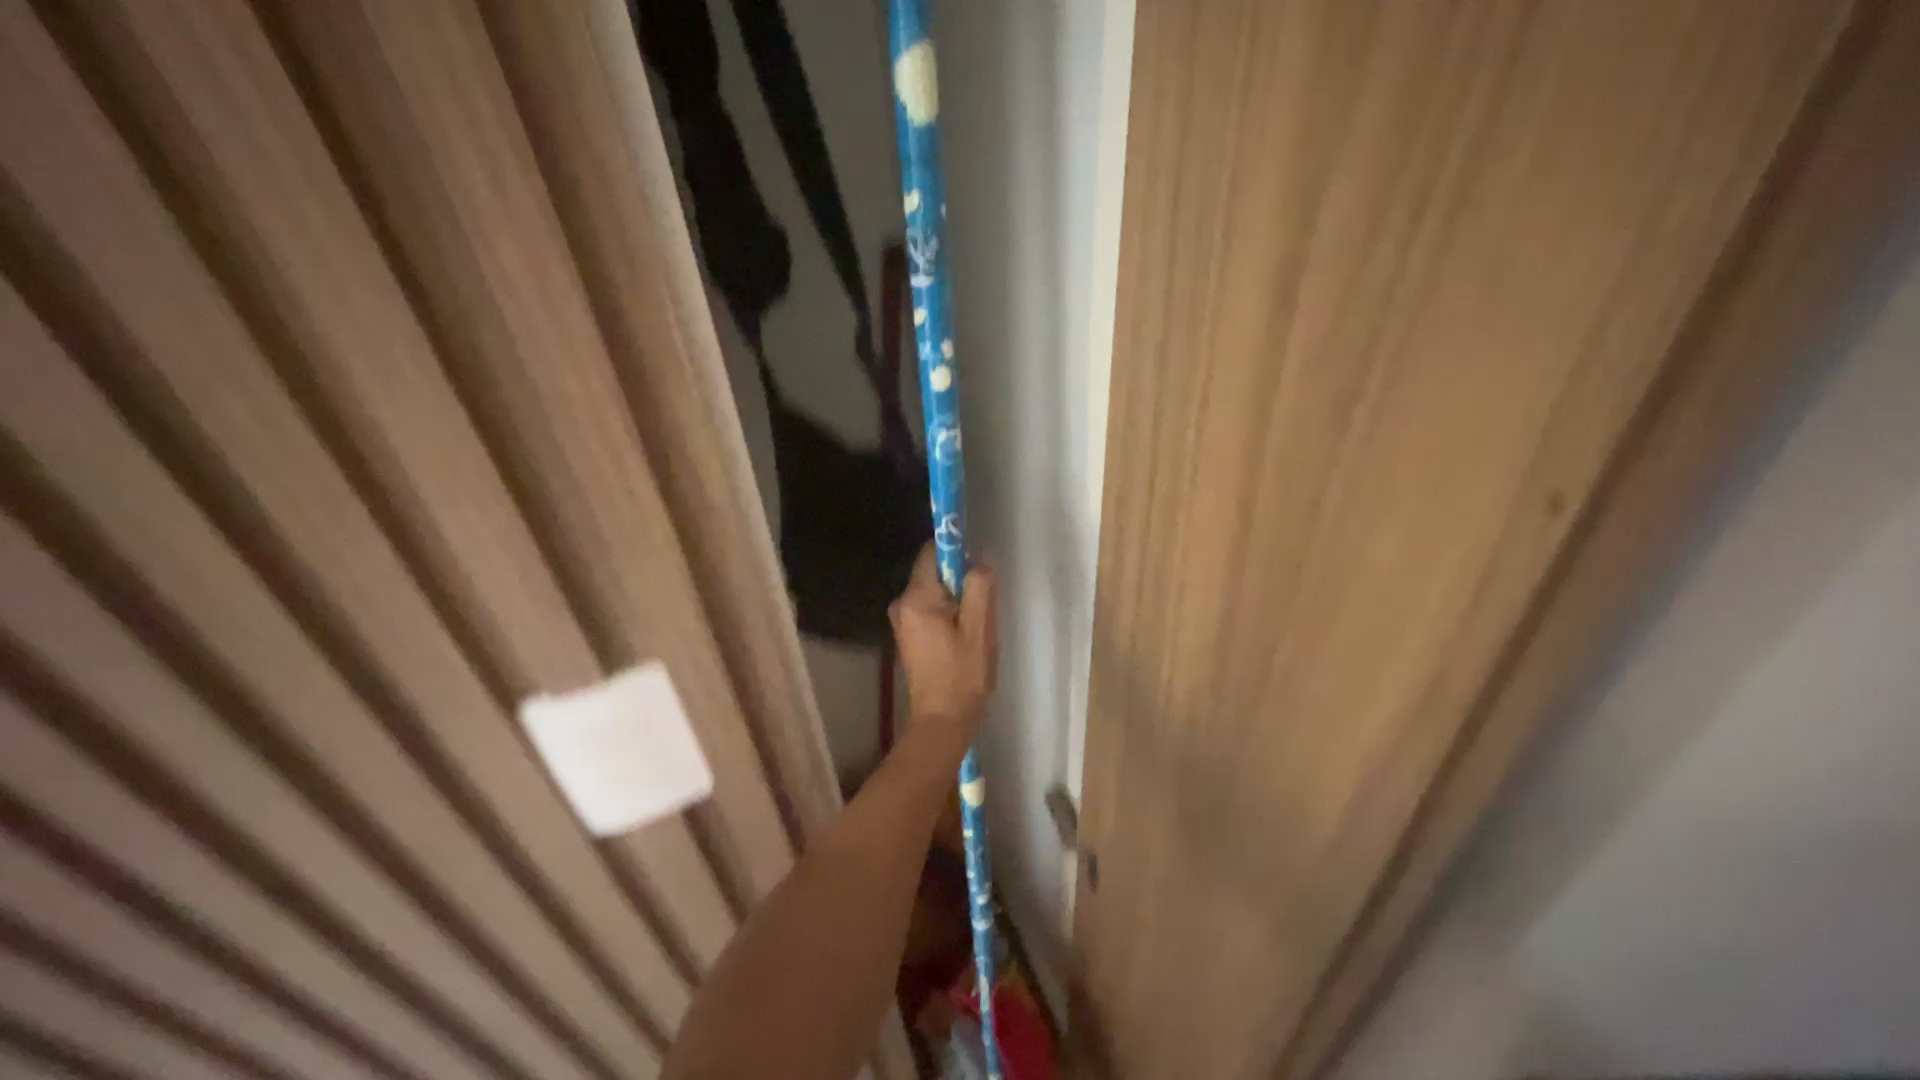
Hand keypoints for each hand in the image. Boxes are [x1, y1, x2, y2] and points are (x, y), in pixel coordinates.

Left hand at [889, 543, 997, 738]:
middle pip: (935, 572)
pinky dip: (949, 615)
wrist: (943, 722)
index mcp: (915, 598)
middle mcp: (901, 604)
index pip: (933, 552)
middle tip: (983, 606)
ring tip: (976, 627)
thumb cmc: (963, 675)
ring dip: (958, 600)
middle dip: (961, 581)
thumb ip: (980, 587)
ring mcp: (903, 622)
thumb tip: (979, 557)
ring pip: (936, 592)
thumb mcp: (980, 628)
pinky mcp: (909, 637)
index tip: (979, 564)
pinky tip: (965, 638)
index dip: (957, 551)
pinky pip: (931, 610)